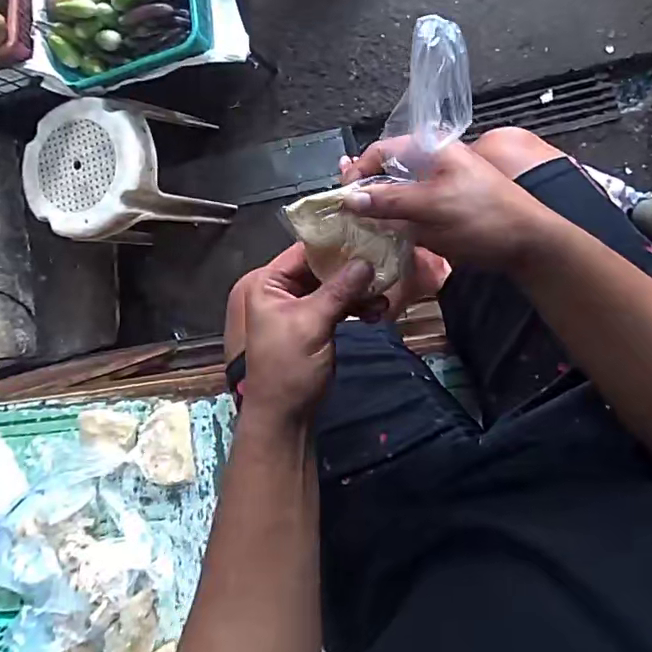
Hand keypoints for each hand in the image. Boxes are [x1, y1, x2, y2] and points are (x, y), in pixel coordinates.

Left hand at [235, 243, 375, 424]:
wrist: (285, 416)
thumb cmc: (287, 367)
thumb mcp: (311, 324)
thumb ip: (338, 290)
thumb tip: (367, 261)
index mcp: (267, 283)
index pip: (304, 250)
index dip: (335, 242)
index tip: (368, 234)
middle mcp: (281, 288)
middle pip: (322, 266)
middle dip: (352, 268)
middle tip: (383, 264)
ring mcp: (300, 306)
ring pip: (335, 285)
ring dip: (359, 289)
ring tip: (384, 295)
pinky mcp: (316, 321)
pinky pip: (340, 303)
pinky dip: (357, 305)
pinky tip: (378, 311)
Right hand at [339, 140, 560, 271]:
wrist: (528, 244)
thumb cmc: (485, 217)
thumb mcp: (433, 207)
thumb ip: (389, 202)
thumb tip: (348, 199)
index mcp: (431, 149)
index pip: (380, 151)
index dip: (358, 172)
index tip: (343, 199)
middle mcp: (432, 163)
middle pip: (385, 172)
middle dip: (363, 193)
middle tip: (345, 216)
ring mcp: (437, 188)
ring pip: (396, 195)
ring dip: (377, 212)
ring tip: (358, 230)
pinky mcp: (443, 210)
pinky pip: (409, 213)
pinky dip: (394, 224)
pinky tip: (382, 238)